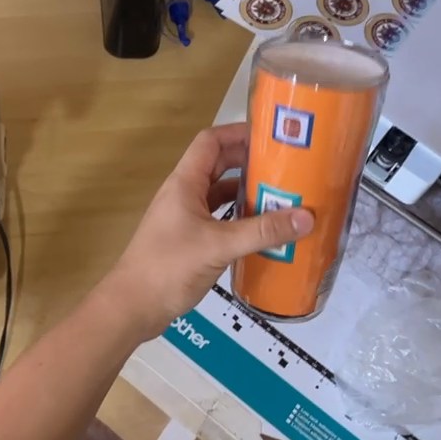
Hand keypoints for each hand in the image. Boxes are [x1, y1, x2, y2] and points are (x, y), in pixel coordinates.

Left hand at [97, 124, 312, 337]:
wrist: (133, 306)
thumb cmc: (169, 266)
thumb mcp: (219, 245)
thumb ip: (262, 231)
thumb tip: (306, 217)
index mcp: (185, 183)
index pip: (211, 142)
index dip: (238, 133)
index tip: (272, 138)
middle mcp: (184, 195)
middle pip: (219, 166)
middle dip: (250, 163)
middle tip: (286, 168)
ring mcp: (185, 218)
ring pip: (220, 195)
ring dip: (247, 193)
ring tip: (283, 198)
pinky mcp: (189, 241)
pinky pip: (220, 220)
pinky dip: (240, 220)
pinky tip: (263, 232)